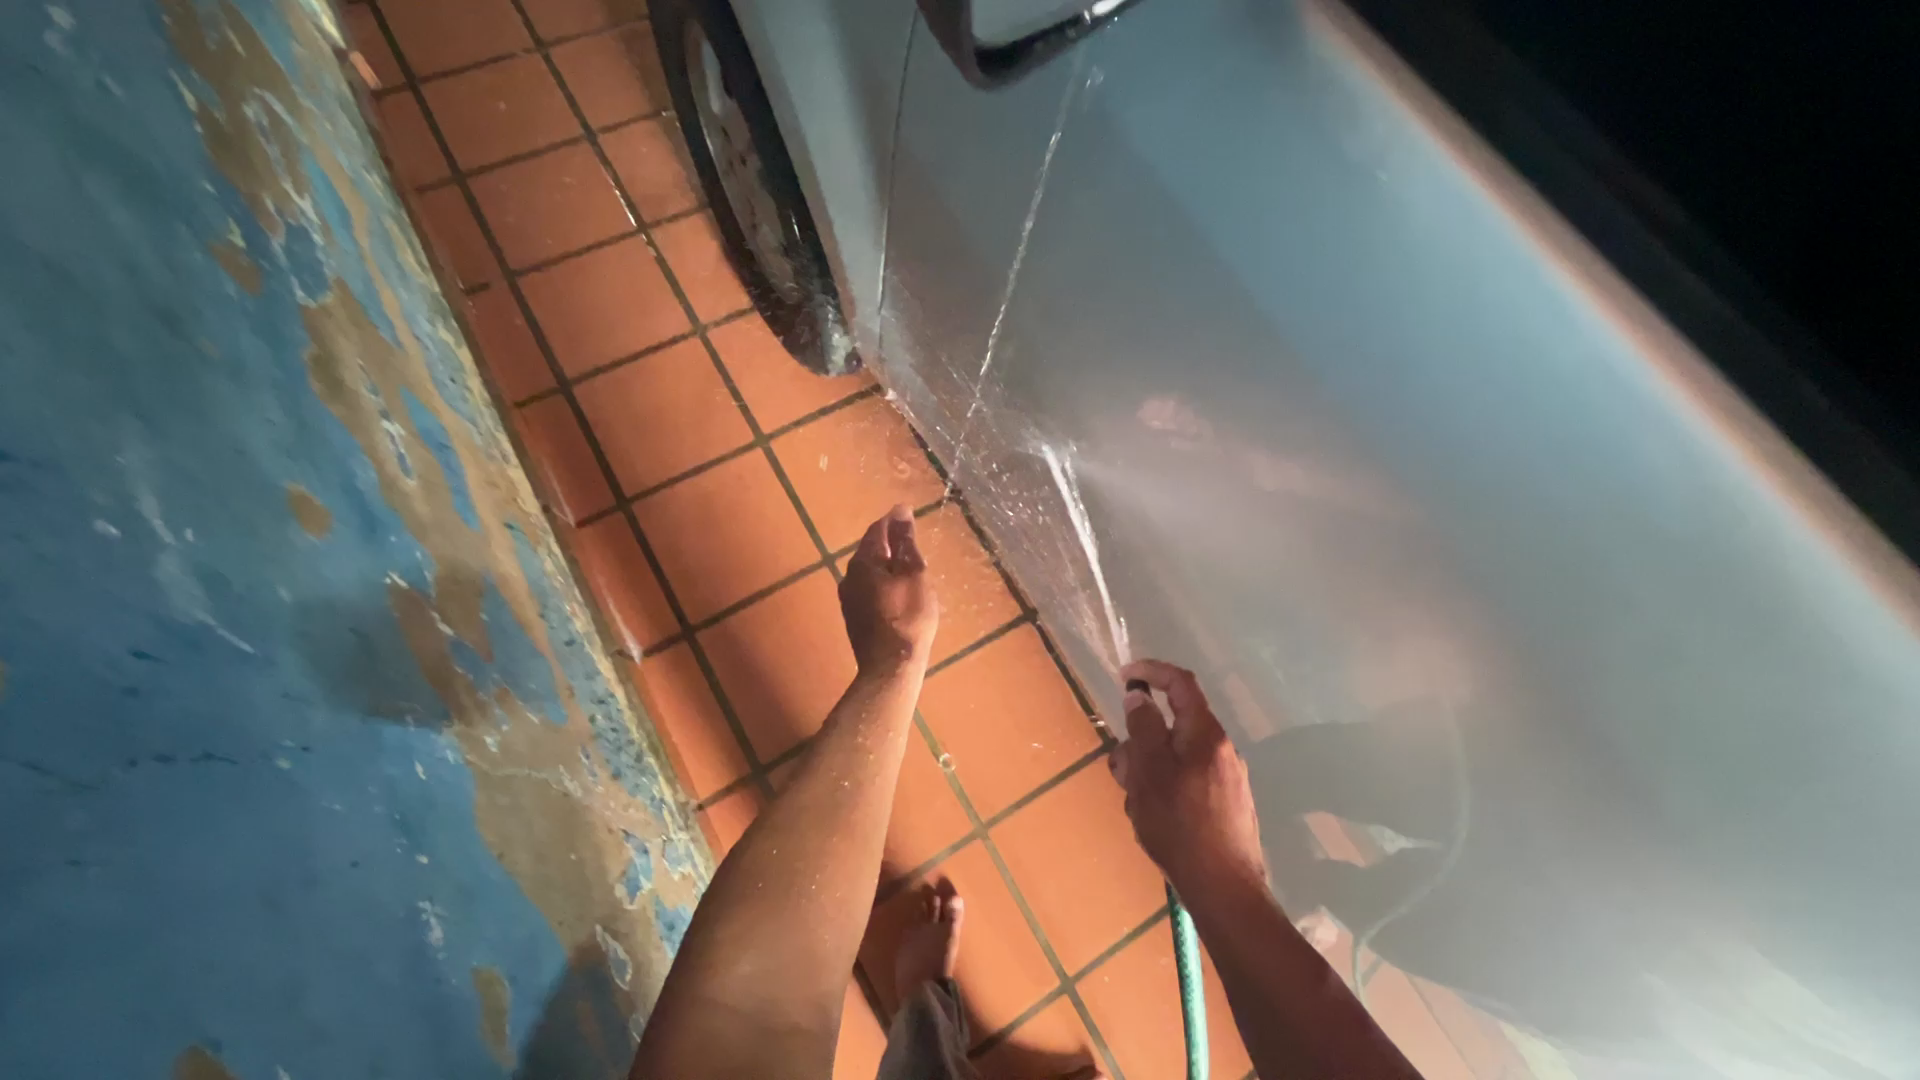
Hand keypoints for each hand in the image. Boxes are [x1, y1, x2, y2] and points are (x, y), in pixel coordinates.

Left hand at [840, 505, 938, 674]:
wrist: (891, 666)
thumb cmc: (909, 616)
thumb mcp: (914, 574)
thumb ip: (906, 542)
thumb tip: (900, 510)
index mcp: (864, 561)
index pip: (877, 530)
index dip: (893, 520)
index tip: (908, 514)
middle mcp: (849, 576)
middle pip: (869, 550)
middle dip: (889, 542)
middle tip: (910, 541)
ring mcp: (848, 599)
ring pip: (867, 571)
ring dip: (885, 565)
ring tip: (906, 567)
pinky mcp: (854, 618)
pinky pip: (867, 589)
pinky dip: (882, 583)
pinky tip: (896, 592)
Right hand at [1110, 659, 1266, 894]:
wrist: (1224, 889)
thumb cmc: (1180, 825)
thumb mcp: (1149, 771)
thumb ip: (1143, 728)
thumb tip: (1138, 695)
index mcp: (1205, 734)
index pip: (1180, 683)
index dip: (1151, 671)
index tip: (1124, 676)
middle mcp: (1221, 750)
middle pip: (1171, 726)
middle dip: (1139, 742)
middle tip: (1122, 771)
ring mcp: (1226, 779)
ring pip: (1173, 758)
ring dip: (1147, 772)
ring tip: (1137, 806)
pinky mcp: (1224, 805)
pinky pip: (1184, 782)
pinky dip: (1162, 791)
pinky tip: (1153, 822)